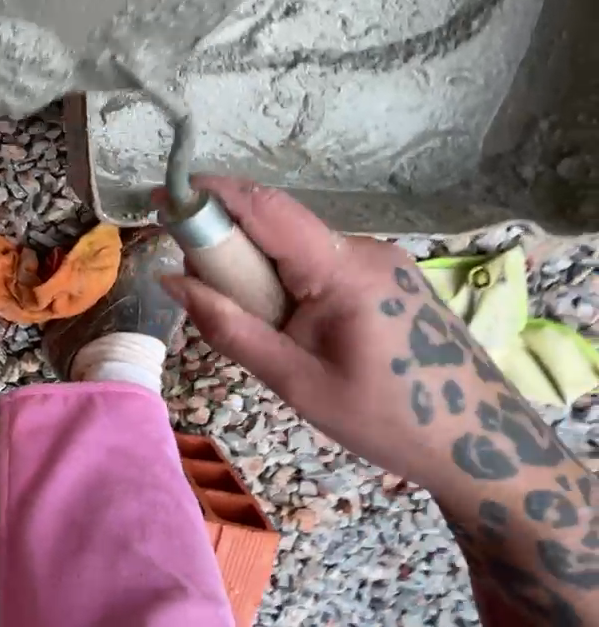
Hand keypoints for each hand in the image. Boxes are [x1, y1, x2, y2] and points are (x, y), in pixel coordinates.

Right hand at [157, 177, 568, 495]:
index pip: (265, 208)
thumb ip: (227, 327)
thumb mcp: (295, 382)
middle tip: (202, 291)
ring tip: (251, 320)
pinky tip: (282, 320)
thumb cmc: (390, 421)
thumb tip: (169, 280)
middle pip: (269, 224)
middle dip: (222, 245)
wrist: (488, 454)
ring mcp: (376, 261)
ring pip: (285, 243)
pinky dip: (276, 276)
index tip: (159, 197)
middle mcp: (362, 251)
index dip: (208, 194)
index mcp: (344, 272)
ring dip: (250, 266)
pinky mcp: (380, 275)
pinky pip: (307, 258)